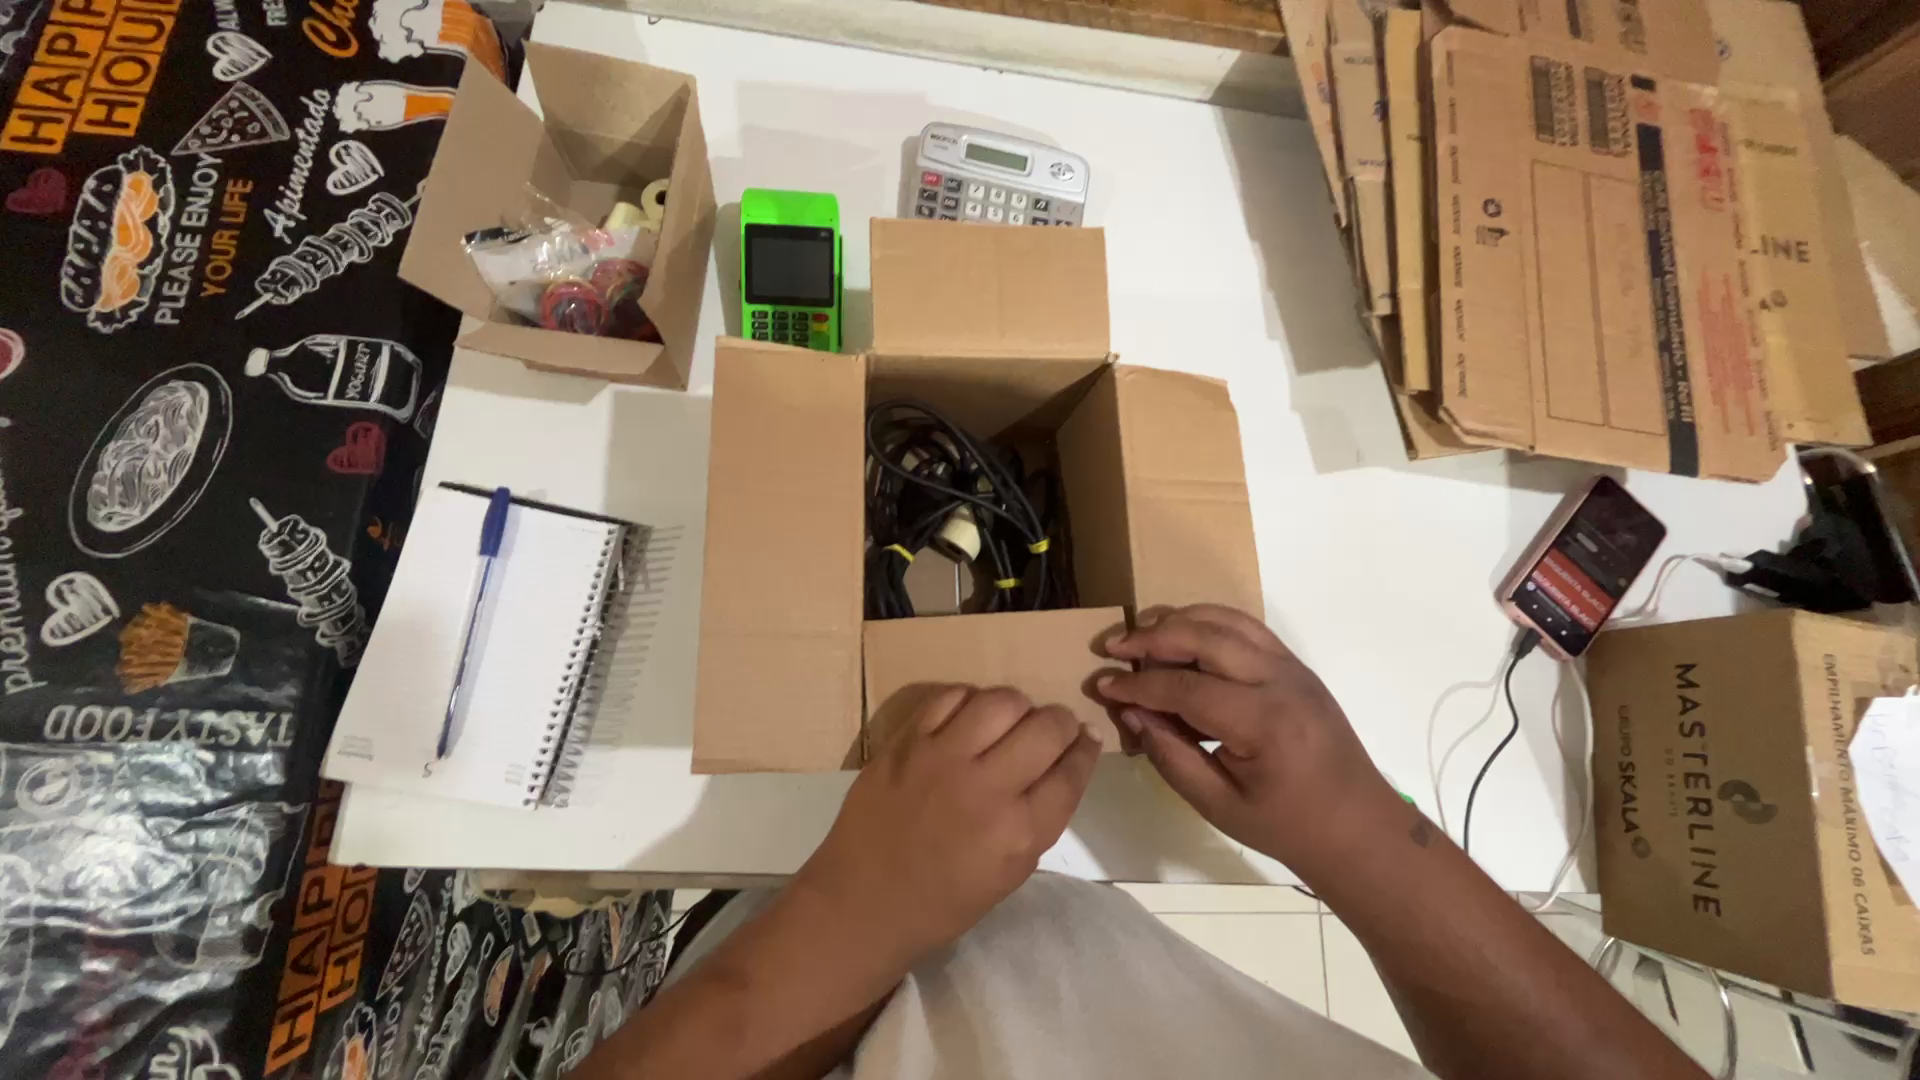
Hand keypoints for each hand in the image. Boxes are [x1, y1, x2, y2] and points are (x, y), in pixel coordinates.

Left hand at [795, 686, 1101, 963]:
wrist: (863, 902)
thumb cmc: (943, 900)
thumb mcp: (1010, 872)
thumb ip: (1041, 816)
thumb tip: (1067, 762)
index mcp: (1019, 834)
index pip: (1071, 771)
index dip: (1085, 748)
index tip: (1085, 738)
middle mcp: (987, 790)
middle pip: (1047, 727)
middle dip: (1061, 722)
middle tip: (1053, 728)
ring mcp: (943, 759)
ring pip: (1003, 700)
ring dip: (1018, 706)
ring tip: (1011, 721)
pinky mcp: (907, 742)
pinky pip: (953, 696)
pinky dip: (970, 702)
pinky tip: (970, 718)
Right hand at [1097, 605, 1401, 871]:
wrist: (1358, 827)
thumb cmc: (1286, 826)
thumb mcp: (1217, 804)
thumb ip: (1170, 754)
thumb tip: (1130, 712)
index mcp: (1263, 722)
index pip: (1184, 687)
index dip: (1137, 685)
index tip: (1101, 685)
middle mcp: (1280, 681)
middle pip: (1205, 636)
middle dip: (1152, 637)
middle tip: (1114, 646)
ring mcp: (1292, 667)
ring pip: (1226, 620)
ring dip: (1179, 620)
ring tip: (1141, 633)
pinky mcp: (1295, 665)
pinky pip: (1245, 627)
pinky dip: (1207, 622)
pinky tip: (1181, 636)